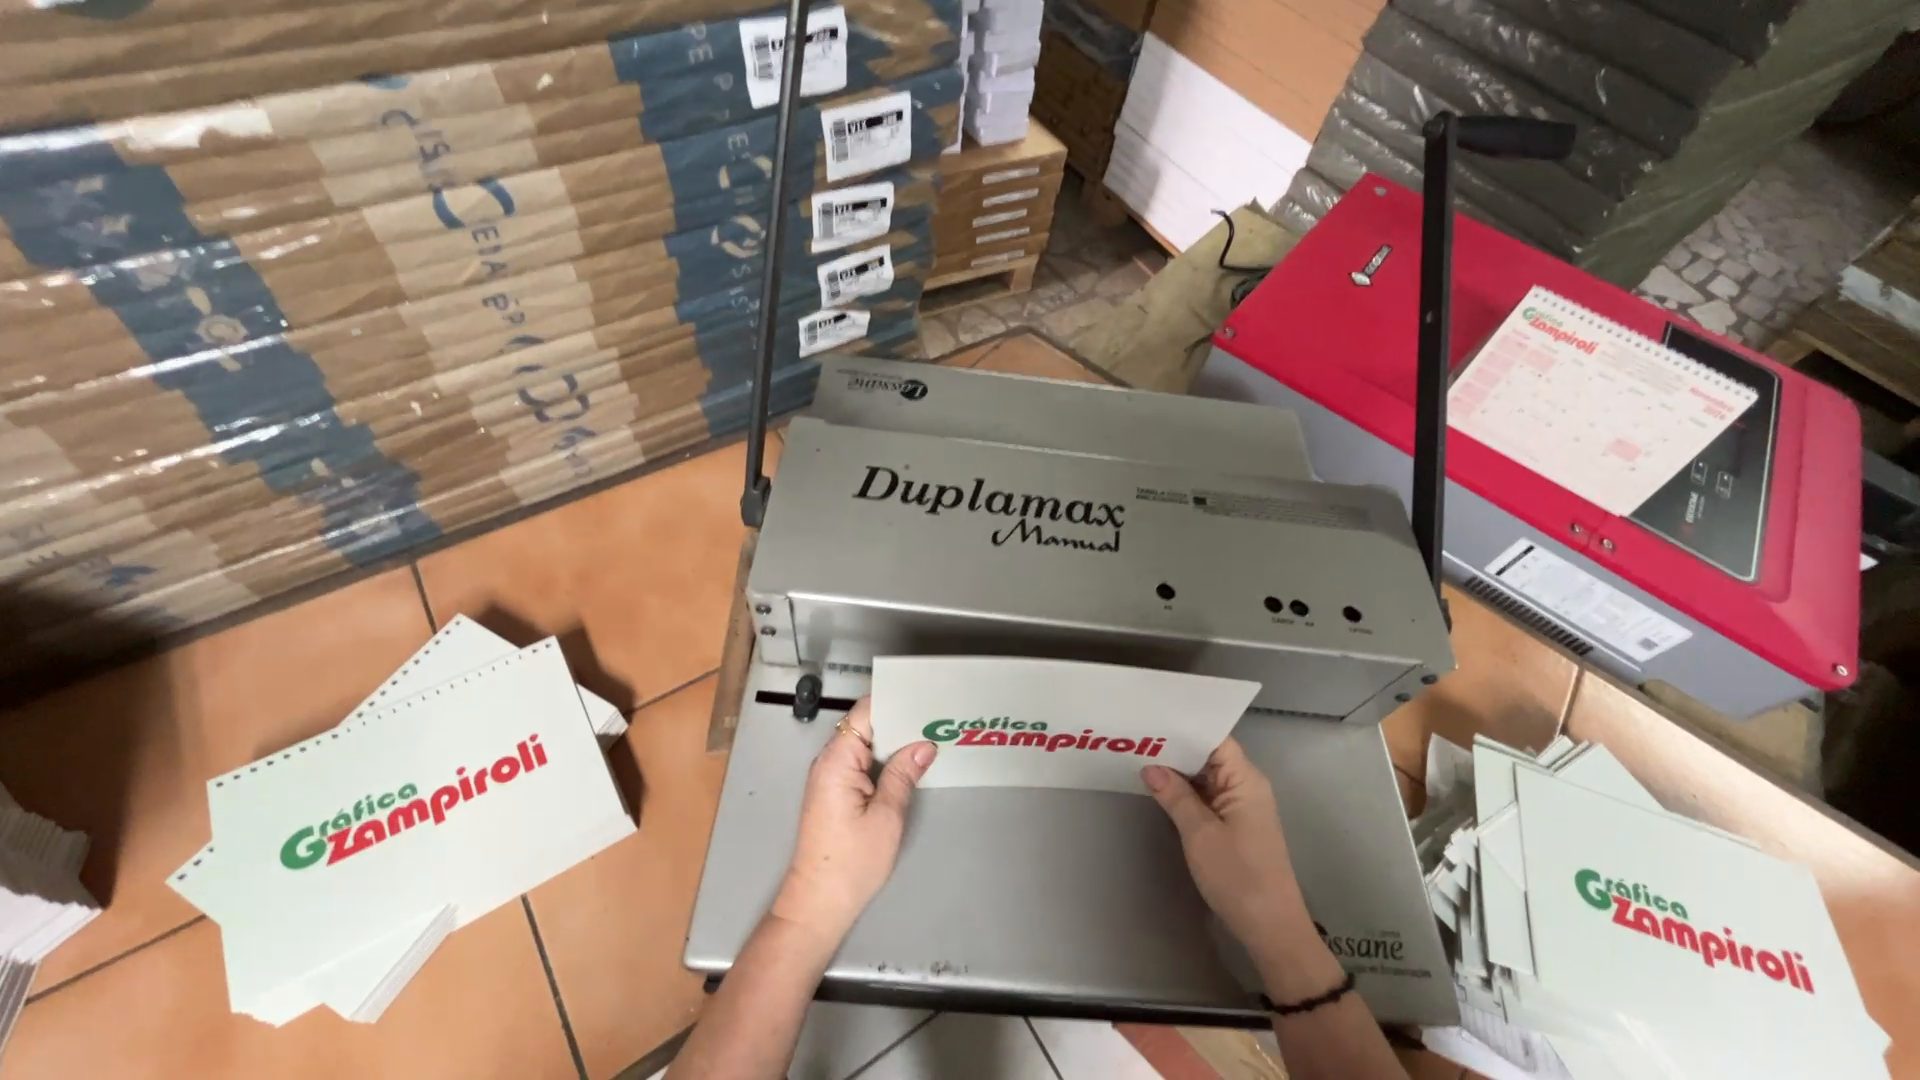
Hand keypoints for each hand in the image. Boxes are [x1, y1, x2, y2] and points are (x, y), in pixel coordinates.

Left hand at [772, 699, 935, 941]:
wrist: (818, 904)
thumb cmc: (852, 863)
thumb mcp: (887, 817)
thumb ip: (904, 775)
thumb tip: (924, 744)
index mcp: (837, 760)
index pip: (865, 712)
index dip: (895, 701)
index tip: (926, 696)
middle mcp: (829, 762)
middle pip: (865, 725)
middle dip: (901, 719)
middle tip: (939, 715)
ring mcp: (830, 777)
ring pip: (866, 744)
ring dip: (895, 740)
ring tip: (933, 733)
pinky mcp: (835, 792)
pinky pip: (862, 762)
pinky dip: (885, 759)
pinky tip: (911, 761)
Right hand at [1143, 738, 1317, 977]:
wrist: (1271, 928)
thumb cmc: (1239, 876)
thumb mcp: (1199, 834)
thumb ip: (1174, 796)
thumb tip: (1150, 767)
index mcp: (1245, 780)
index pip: (1215, 738)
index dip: (1185, 727)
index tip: (1151, 718)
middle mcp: (1246, 786)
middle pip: (1208, 754)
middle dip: (1175, 747)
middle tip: (1136, 735)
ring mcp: (1241, 806)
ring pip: (1205, 776)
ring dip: (1177, 770)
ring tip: (1140, 754)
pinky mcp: (1235, 824)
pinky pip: (1207, 796)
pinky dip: (1185, 791)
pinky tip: (1160, 787)